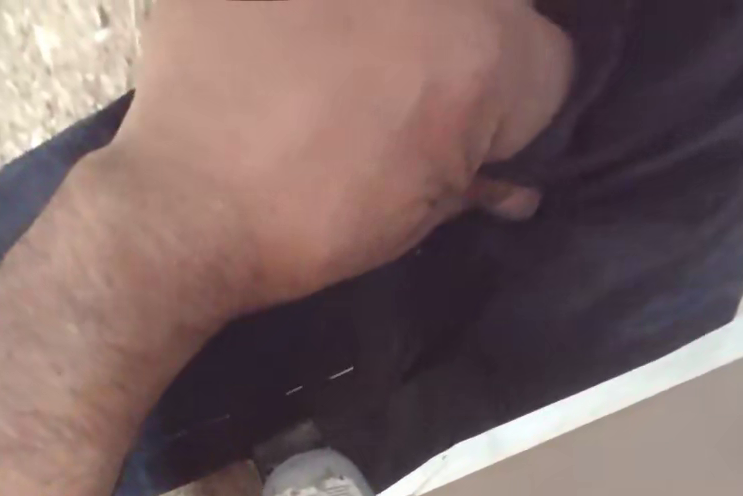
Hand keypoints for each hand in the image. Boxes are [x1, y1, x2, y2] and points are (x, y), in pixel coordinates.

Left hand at [107, 0, 573, 314]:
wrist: (189, 208)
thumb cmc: (312, 228)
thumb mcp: (416, 219)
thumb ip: (479, 182)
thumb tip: (514, 184)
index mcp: (477, 55)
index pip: (553, 69)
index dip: (520, 121)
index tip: (481, 152)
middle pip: (494, 13)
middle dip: (470, 64)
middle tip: (412, 112)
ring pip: (415, 4)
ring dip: (402, 37)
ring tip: (345, 84)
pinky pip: (340, 3)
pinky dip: (330, 24)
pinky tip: (302, 53)